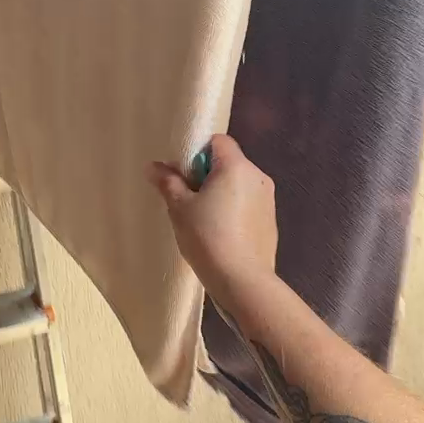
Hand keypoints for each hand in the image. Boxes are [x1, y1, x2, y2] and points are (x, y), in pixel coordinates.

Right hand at [149, 134, 277, 305]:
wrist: (242, 280)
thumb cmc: (207, 237)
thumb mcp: (179, 208)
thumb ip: (167, 182)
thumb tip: (153, 166)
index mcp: (236, 166)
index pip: (218, 141)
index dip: (197, 151)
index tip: (183, 174)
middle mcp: (257, 176)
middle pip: (228, 162)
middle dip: (206, 174)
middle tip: (187, 198)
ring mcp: (267, 199)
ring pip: (238, 184)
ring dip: (220, 193)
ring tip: (202, 219)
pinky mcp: (270, 220)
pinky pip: (247, 203)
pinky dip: (233, 209)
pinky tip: (220, 233)